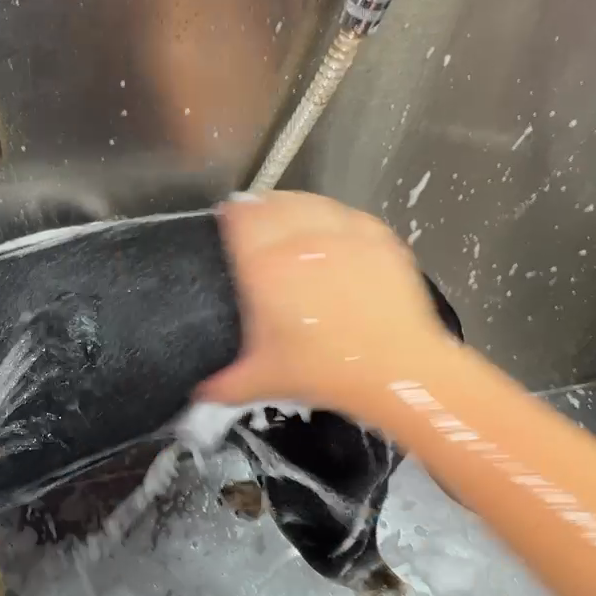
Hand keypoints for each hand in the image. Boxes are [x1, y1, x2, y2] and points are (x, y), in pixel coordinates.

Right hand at [199, 191, 457, 412]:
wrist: (396, 371)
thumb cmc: (324, 372)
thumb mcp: (262, 381)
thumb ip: (224, 384)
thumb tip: (200, 392)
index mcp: (267, 268)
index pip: (240, 218)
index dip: (230, 217)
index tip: (226, 225)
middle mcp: (303, 242)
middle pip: (273, 204)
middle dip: (261, 210)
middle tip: (255, 226)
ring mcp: (345, 236)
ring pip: (311, 202)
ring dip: (295, 208)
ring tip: (289, 222)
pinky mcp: (380, 240)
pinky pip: (349, 215)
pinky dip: (334, 219)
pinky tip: (331, 232)